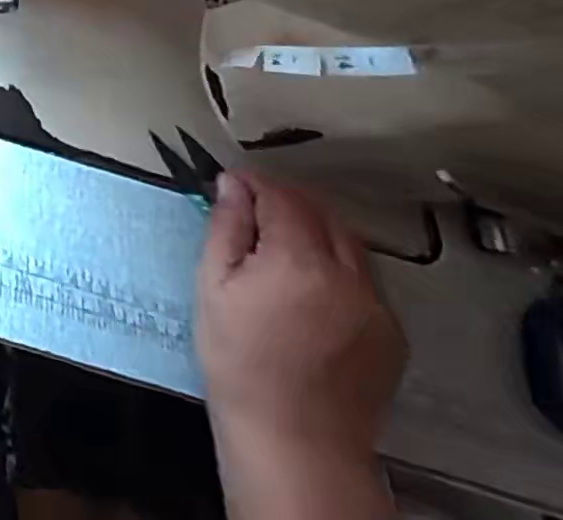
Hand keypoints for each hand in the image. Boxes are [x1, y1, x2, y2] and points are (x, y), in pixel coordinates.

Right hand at [196, 169, 404, 517]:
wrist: (291, 426)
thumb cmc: (235, 352)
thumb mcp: (212, 282)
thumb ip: (226, 229)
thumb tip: (230, 187)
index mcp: (301, 263)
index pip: (284, 200)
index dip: (255, 182)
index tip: (228, 178)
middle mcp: (351, 278)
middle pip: (325, 215)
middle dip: (286, 196)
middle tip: (247, 196)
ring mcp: (380, 306)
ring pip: (350, 243)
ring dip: (313, 224)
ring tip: (272, 228)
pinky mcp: (391, 329)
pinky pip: (363, 275)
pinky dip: (333, 257)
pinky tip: (302, 271)